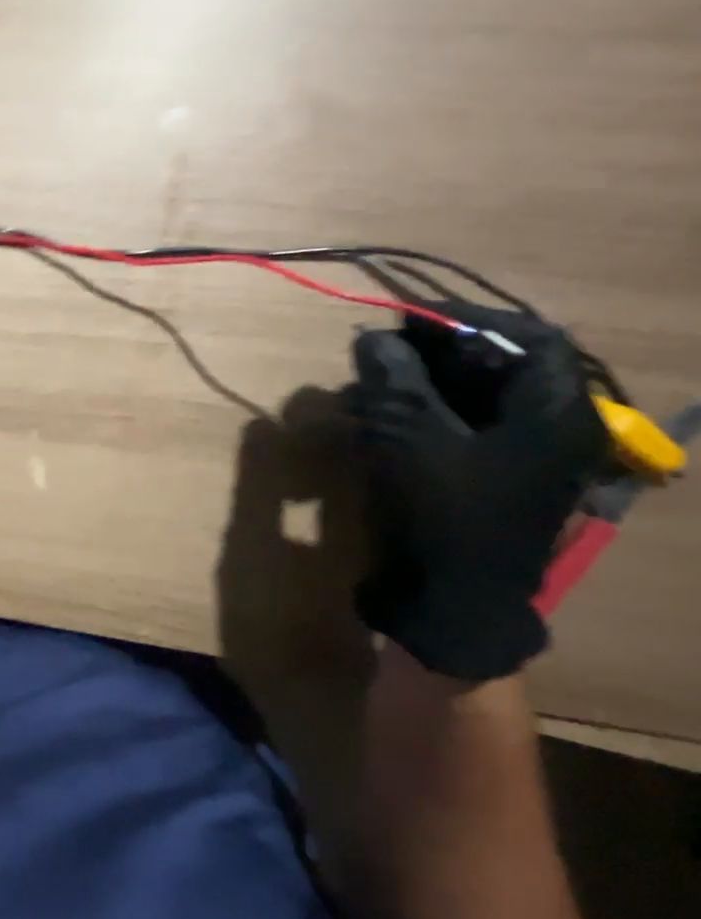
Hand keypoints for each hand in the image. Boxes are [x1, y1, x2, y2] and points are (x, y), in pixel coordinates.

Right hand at [348, 304, 606, 681]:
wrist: (448, 602)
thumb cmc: (441, 513)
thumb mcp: (409, 438)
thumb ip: (393, 381)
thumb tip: (372, 338)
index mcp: (555, 413)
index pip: (527, 336)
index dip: (465, 318)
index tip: (405, 315)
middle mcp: (551, 431)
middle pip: (499, 367)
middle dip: (433, 354)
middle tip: (377, 350)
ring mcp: (521, 461)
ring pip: (473, 401)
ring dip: (417, 387)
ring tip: (362, 388)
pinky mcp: (487, 484)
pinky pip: (458, 433)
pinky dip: (417, 418)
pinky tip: (371, 423)